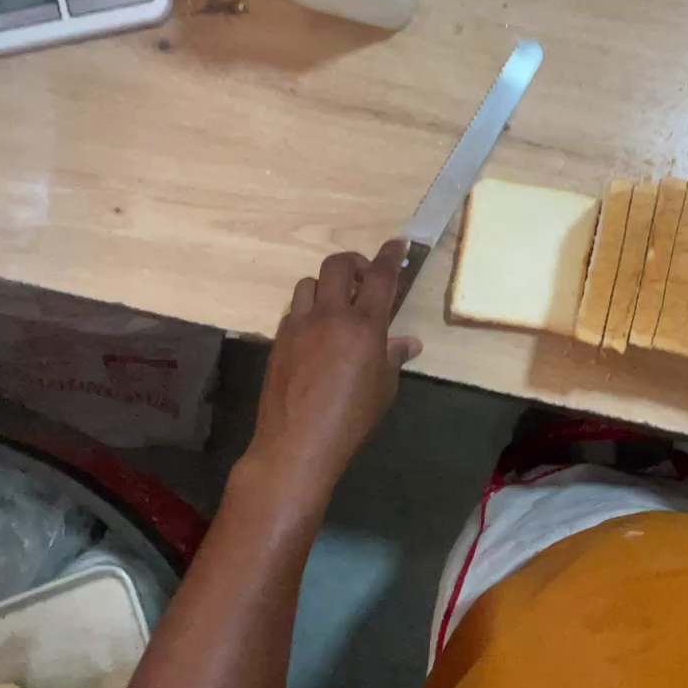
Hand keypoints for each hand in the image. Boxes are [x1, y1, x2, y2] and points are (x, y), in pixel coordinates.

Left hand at [249, 240, 422, 486]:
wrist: (296, 444)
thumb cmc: (351, 418)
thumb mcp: (384, 388)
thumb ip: (394, 357)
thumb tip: (409, 343)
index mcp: (364, 325)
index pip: (381, 276)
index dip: (391, 255)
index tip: (399, 244)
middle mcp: (330, 315)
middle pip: (337, 265)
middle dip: (354, 263)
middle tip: (365, 279)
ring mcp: (299, 326)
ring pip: (309, 283)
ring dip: (327, 286)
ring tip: (337, 305)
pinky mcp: (278, 341)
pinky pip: (293, 310)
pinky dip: (307, 311)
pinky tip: (315, 333)